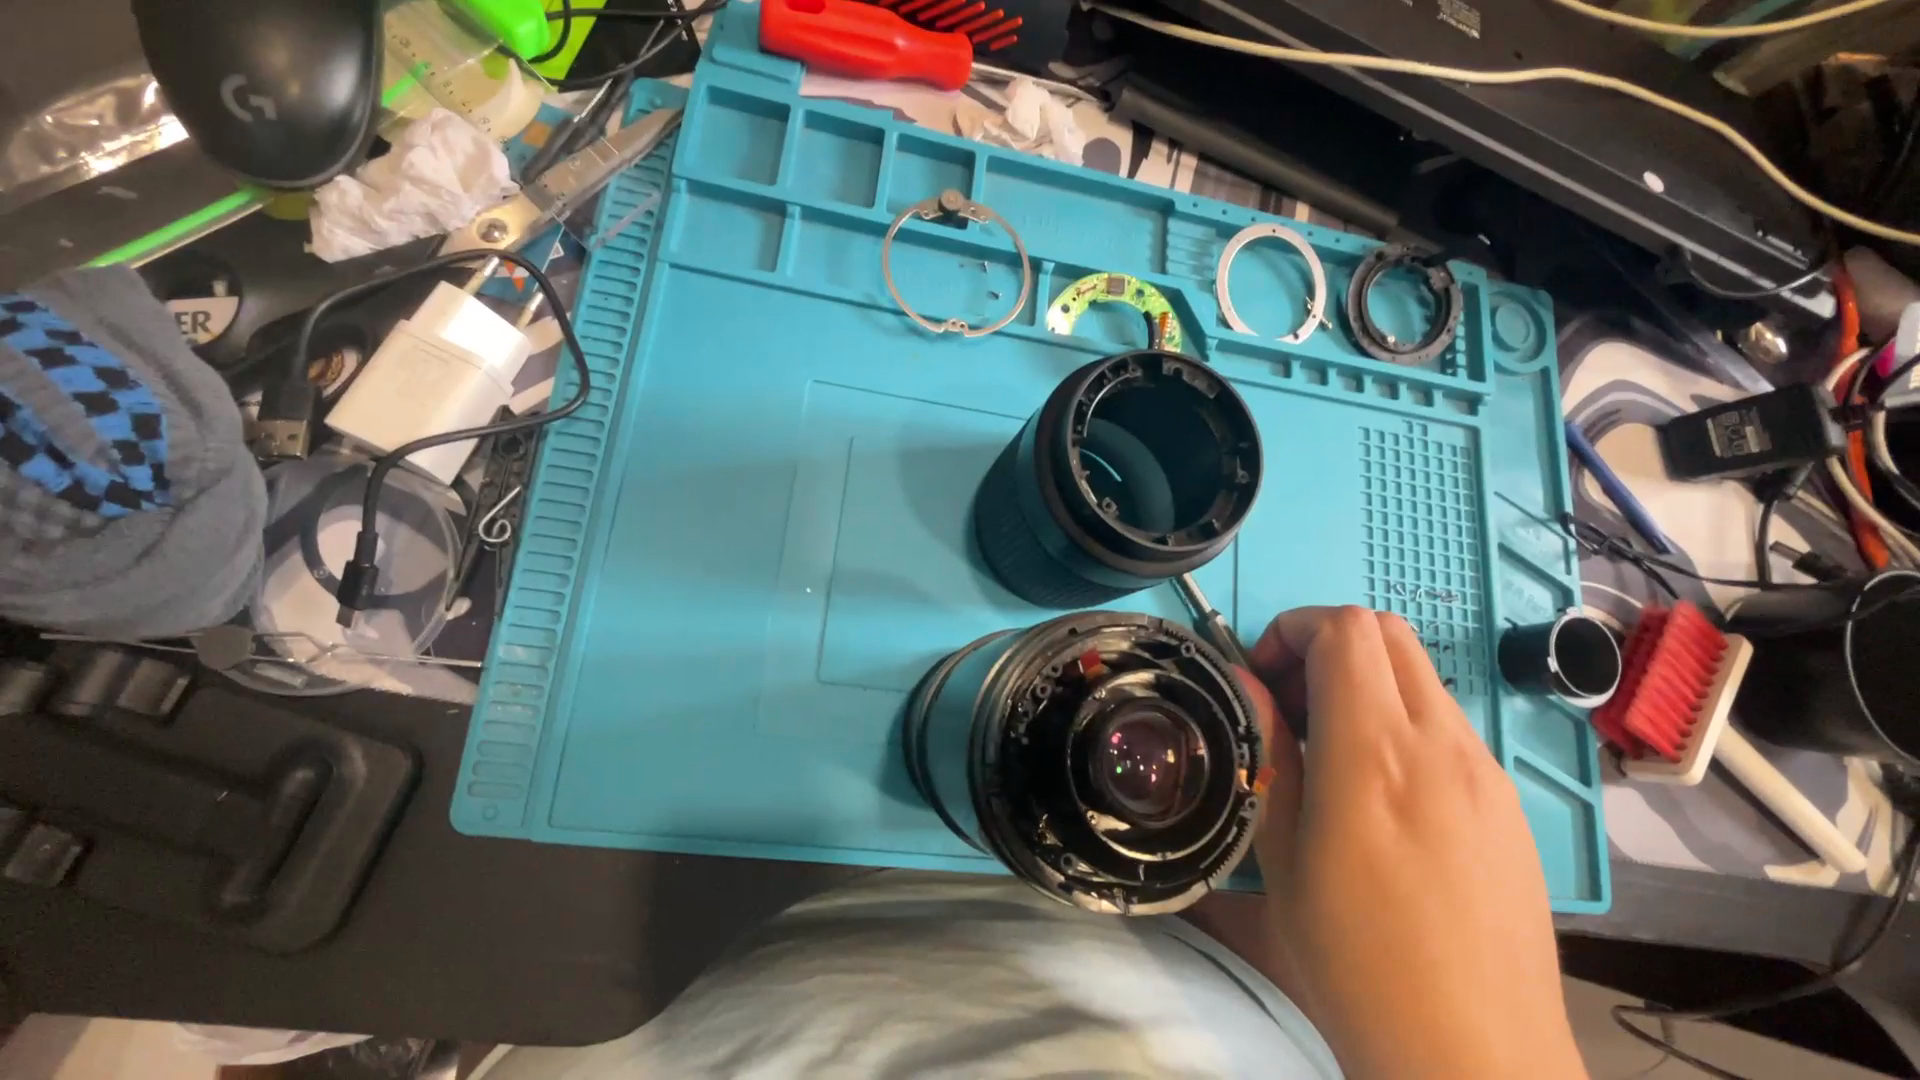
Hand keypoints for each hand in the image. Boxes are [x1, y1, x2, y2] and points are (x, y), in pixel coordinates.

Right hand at [1240, 607, 1584, 1079]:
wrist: (1472, 1054)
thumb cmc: (1353, 959)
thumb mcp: (1282, 855)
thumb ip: (1269, 752)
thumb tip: (1248, 684)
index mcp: (1374, 752)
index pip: (1344, 629)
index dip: (1292, 630)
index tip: (1262, 679)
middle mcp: (1440, 743)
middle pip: (1386, 632)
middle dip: (1325, 643)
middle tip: (1290, 703)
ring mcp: (1484, 771)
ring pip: (1420, 675)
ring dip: (1365, 681)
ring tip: (1330, 750)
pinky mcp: (1507, 802)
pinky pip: (1448, 724)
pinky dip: (1402, 721)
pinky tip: (1381, 793)